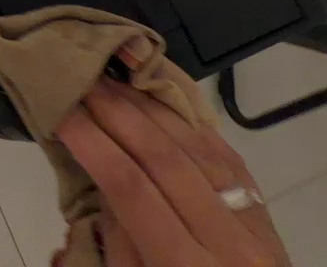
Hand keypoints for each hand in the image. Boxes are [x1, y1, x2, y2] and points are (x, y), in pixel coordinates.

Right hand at [58, 77, 290, 266]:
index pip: (130, 188)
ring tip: (112, 80)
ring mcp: (256, 228)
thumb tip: (99, 167)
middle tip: (80, 79)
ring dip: (148, 106)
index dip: (90, 140)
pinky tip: (159, 101)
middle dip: (115, 111)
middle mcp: (230, 246)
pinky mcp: (268, 216)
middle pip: (164, 158)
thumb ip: (117, 232)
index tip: (58, 109)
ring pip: (197, 147)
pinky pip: (226, 155)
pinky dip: (189, 124)